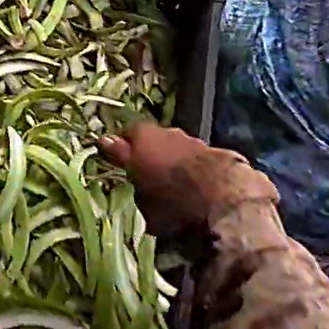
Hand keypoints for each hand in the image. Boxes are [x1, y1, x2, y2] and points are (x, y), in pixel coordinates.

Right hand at [98, 119, 277, 232]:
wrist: (223, 197)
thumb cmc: (169, 195)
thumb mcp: (136, 185)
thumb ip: (121, 159)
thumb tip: (105, 141)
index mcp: (142, 135)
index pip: (126, 133)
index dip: (123, 147)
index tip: (120, 163)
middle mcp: (167, 131)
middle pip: (153, 140)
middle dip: (150, 154)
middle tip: (146, 176)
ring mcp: (194, 141)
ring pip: (176, 150)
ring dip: (174, 163)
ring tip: (174, 187)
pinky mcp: (217, 155)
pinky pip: (197, 162)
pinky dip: (194, 171)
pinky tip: (196, 190)